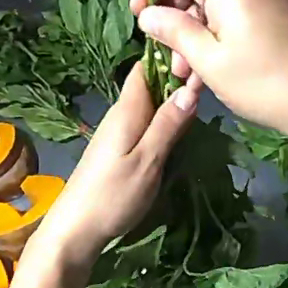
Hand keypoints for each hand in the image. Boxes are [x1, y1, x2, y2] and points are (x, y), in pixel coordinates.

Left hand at [28, 61, 198, 268]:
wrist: (75, 230)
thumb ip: (168, 125)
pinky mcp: (116, 152)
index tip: (200, 57)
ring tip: (203, 106)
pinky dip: (162, 124)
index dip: (170, 57)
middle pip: (149, 85)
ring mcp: (116, 134)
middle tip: (212, 84)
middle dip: (177, 80)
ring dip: (172, 104)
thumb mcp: (147, 160)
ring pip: (148, 107)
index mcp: (126, 110)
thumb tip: (191, 88)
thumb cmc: (112, 196)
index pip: (145, 67)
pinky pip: (143, 126)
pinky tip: (179, 134)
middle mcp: (119, 115)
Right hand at [132, 0, 287, 145]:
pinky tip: (206, 59)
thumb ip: (174, 30)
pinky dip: (214, 22)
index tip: (138, 19)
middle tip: (160, 43)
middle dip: (171, 5)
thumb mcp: (209, 60)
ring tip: (183, 67)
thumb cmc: (263, 83)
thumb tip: (147, 15)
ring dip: (192, 21)